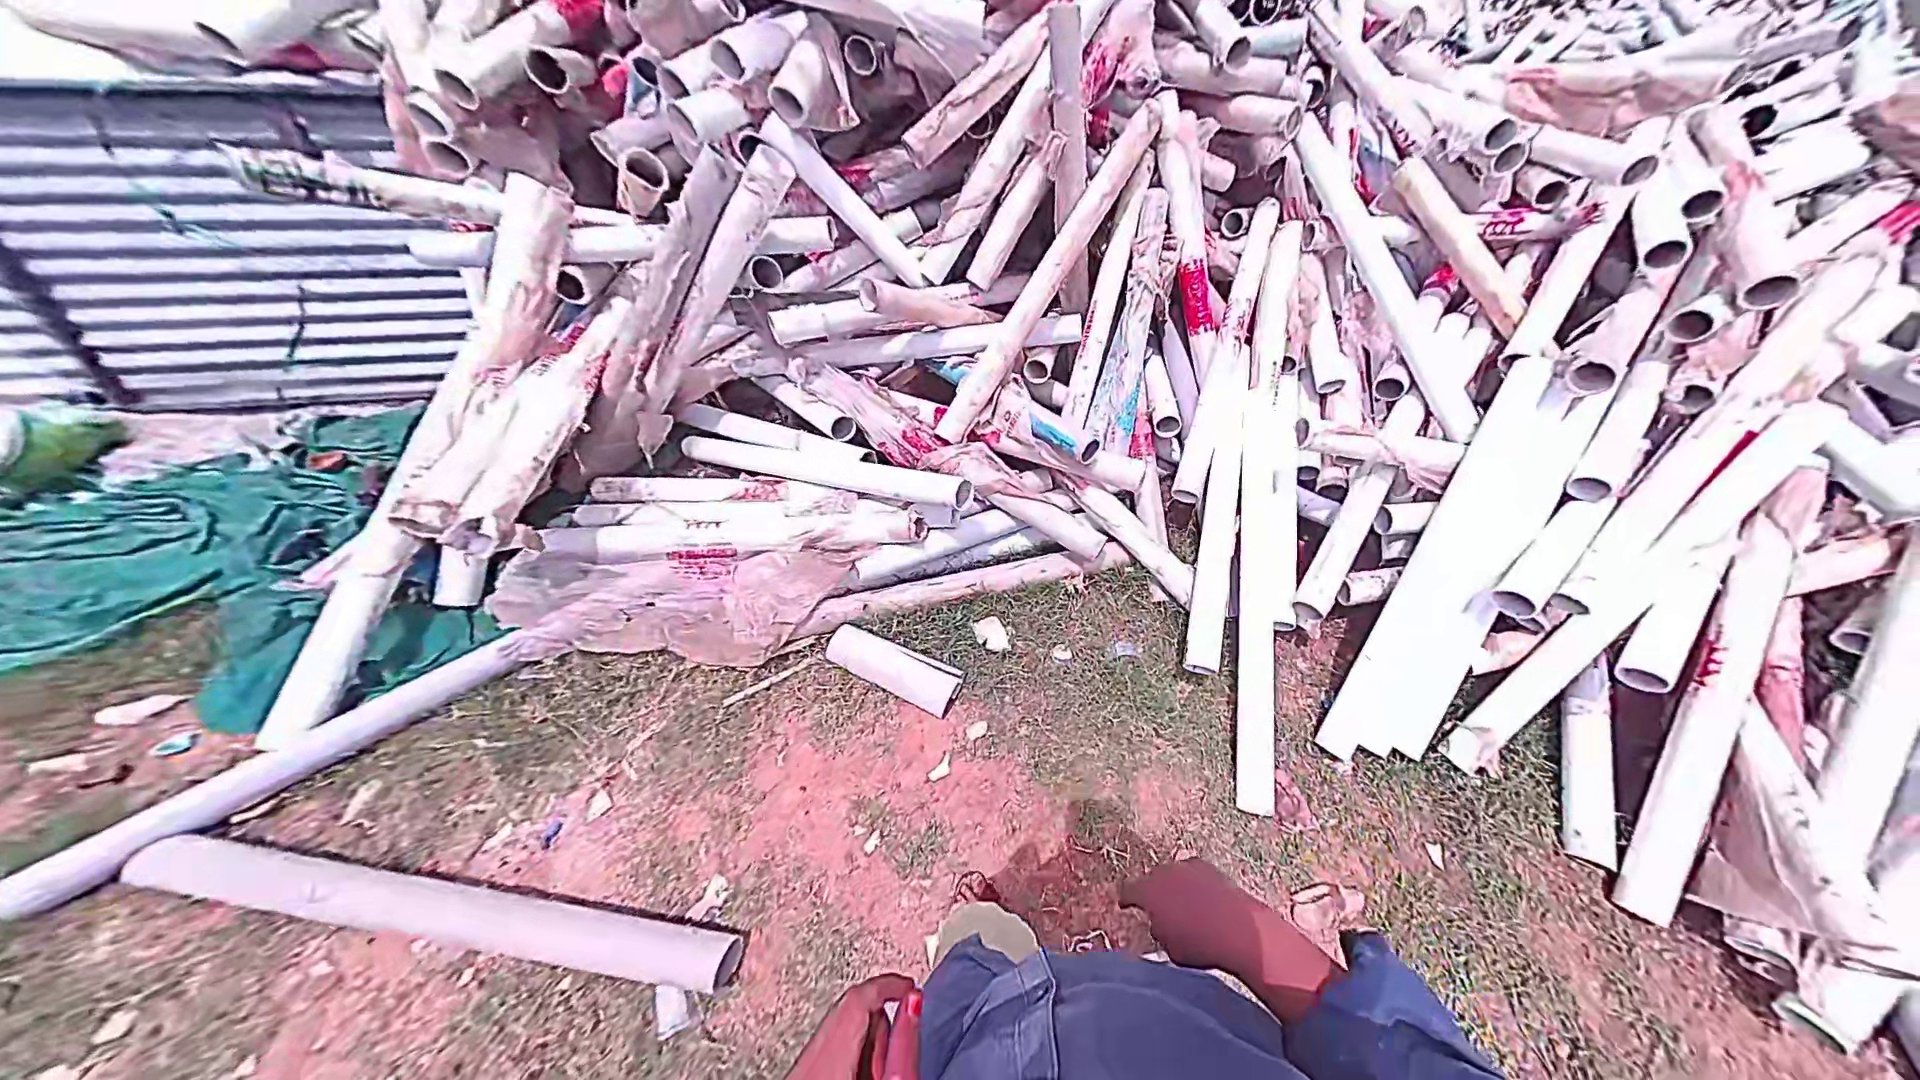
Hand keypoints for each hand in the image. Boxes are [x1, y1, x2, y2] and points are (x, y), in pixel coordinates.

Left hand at [784, 974, 921, 1079]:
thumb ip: (904, 1044)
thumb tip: (913, 1001)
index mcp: (829, 1056)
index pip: (861, 995)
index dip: (891, 985)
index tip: (912, 988)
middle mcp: (809, 1060)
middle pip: (851, 1010)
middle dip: (881, 1024)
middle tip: (895, 1054)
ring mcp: (801, 1070)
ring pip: (841, 1031)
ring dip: (868, 1042)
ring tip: (878, 1073)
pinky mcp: (802, 1078)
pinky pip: (832, 1051)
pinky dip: (853, 1057)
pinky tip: (862, 1078)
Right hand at [1119, 859, 1250, 971]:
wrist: (1241, 931)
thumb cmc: (1201, 946)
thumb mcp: (1170, 949)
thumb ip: (1158, 930)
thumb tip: (1158, 924)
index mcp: (1147, 892)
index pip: (1127, 890)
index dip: (1126, 899)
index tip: (1126, 906)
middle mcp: (1162, 873)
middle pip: (1150, 880)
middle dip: (1153, 893)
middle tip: (1160, 911)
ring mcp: (1184, 866)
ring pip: (1171, 874)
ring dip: (1173, 886)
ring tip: (1184, 906)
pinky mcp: (1206, 866)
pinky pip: (1192, 873)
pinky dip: (1193, 882)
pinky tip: (1202, 898)